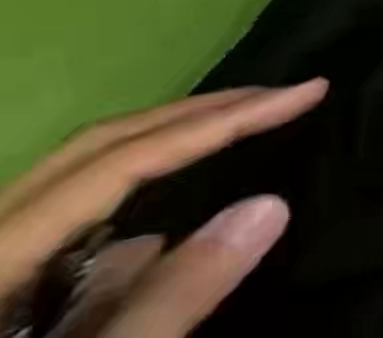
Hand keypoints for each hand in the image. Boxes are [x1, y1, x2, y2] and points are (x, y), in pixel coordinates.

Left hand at [0, 80, 327, 336]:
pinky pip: (57, 237)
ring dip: (167, 152)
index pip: (118, 166)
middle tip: (287, 93)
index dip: (220, 121)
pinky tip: (160, 238)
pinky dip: (126, 211)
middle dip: (197, 114)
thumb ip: (165, 304)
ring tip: (246, 134)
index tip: (310, 92)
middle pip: (89, 153)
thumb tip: (270, 205)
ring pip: (72, 186)